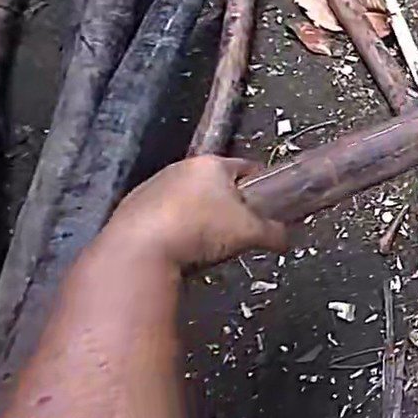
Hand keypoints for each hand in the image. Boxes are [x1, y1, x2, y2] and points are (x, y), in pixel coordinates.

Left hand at [100, 156, 287, 268]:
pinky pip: (163, 215)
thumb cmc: (201, 230)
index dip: (260, 185)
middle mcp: (181, 168)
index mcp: (212, 165)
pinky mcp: (131, 208)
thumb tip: (286, 239)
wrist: (139, 252)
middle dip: (229, 204)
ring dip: (200, 216)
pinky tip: (180, 249)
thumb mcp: (251, 233)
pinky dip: (175, 228)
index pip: (246, 167)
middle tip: (240, 229)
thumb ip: (274, 233)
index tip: (268, 203)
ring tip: (208, 243)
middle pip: (215, 183)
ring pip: (188, 199)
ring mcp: (152, 186)